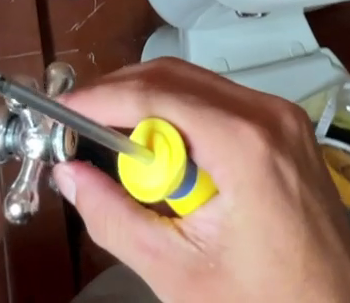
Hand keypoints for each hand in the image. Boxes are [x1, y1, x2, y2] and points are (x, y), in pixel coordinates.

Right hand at [50, 59, 349, 302]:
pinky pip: (218, 102)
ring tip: (116, 147)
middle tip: (81, 126)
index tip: (65, 110)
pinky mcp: (284, 128)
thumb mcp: (179, 273)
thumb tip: (71, 176)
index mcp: (246, 143)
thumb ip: (115, 218)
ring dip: (148, 105)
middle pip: (173, 76)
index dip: (101, 97)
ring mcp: (281, 116)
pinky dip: (182, 118)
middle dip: (119, 96)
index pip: (155, 93)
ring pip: (194, 84)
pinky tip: (164, 155)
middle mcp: (268, 113)